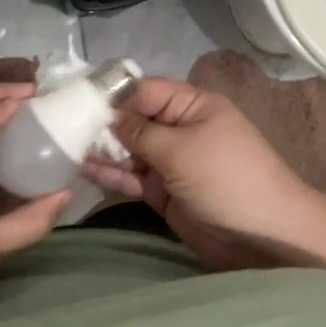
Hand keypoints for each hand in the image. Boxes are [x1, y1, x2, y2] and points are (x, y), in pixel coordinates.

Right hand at [83, 77, 318, 269]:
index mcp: (192, 106)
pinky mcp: (164, 192)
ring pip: (129, 149)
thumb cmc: (227, 179)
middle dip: (102, 122)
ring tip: (63, 147)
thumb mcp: (181, 148)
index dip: (113, 94)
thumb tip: (109, 117)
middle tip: (60, 125)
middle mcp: (180, 129)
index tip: (77, 100)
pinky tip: (82, 168)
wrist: (265, 237)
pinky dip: (110, 173)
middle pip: (134, 118)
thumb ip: (140, 132)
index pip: (145, 89)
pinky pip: (132, 177)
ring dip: (101, 149)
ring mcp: (171, 162)